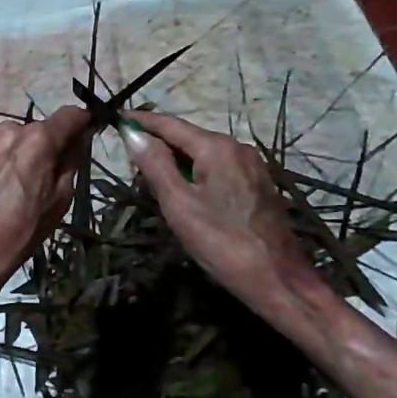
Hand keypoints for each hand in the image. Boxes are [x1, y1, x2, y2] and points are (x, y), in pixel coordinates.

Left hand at [0, 106, 92, 288]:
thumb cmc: (23, 229)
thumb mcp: (61, 198)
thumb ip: (73, 159)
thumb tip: (82, 135)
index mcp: (38, 139)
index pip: (70, 114)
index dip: (83, 122)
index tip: (87, 135)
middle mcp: (10, 129)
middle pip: (41, 128)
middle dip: (50, 144)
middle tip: (49, 176)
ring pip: (17, 138)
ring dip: (25, 151)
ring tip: (19, 184)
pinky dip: (5, 158)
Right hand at [122, 111, 313, 303]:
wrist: (278, 279)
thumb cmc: (222, 243)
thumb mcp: (179, 205)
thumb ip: (156, 166)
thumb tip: (134, 135)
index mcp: (217, 148)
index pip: (171, 125)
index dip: (142, 121)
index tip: (118, 118)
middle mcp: (237, 148)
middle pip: (189, 137)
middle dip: (158, 142)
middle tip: (129, 156)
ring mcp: (252, 166)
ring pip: (205, 153)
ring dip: (177, 158)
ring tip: (150, 172)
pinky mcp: (258, 185)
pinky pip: (219, 168)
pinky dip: (196, 171)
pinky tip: (184, 188)